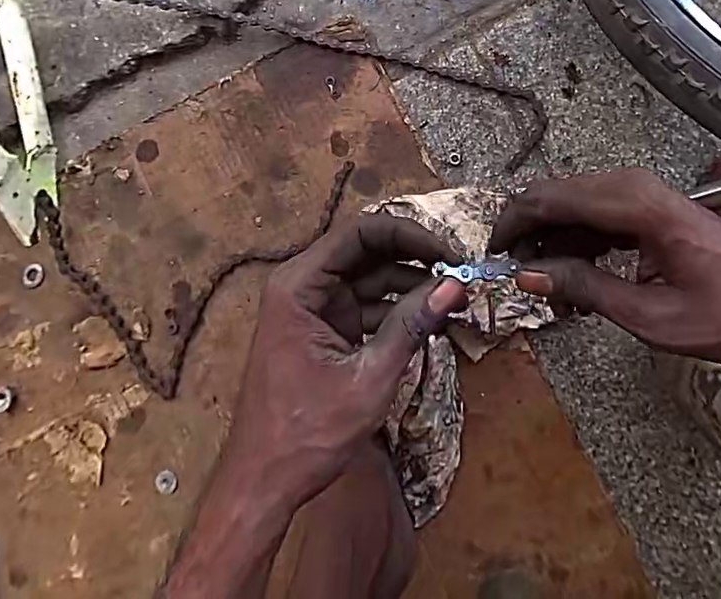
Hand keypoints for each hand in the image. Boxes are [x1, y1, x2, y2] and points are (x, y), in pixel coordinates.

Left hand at [222, 212, 469, 507]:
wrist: (262, 486)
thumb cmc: (306, 434)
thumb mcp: (369, 377)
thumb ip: (412, 326)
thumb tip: (455, 285)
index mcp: (299, 284)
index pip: (360, 233)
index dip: (408, 235)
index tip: (448, 251)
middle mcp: (304, 285)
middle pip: (367, 251)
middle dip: (414, 258)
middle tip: (458, 270)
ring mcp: (315, 307)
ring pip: (371, 277)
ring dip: (411, 285)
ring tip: (454, 296)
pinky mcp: (326, 328)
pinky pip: (367, 305)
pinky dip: (398, 310)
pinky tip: (431, 319)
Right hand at [490, 169, 720, 364]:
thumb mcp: (652, 317)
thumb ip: (585, 289)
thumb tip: (527, 276)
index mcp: (635, 206)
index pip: (551, 200)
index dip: (513, 224)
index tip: (491, 256)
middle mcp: (632, 186)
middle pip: (556, 195)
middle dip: (527, 233)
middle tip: (516, 277)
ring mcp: (639, 192)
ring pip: (571, 204)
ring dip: (550, 240)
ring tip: (548, 287)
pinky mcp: (645, 205)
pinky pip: (593, 213)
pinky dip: (575, 241)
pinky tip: (574, 276)